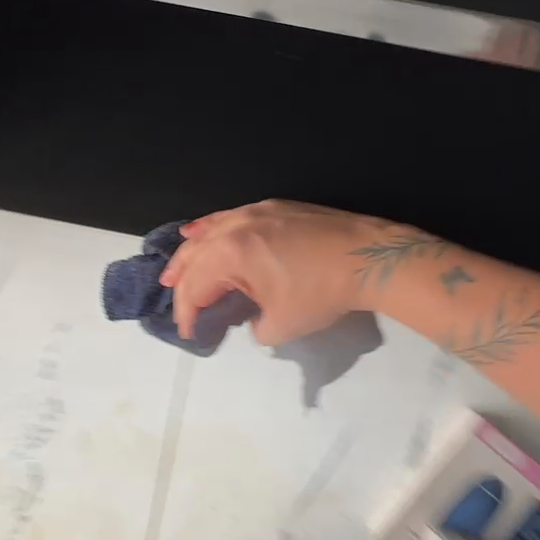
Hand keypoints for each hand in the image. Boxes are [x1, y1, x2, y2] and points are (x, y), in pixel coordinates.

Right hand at [161, 200, 396, 345]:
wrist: (366, 258)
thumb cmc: (321, 293)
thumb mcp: (281, 326)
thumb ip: (255, 326)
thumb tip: (253, 319)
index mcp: (230, 255)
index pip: (195, 287)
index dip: (188, 313)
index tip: (191, 333)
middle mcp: (235, 227)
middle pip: (194, 255)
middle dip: (180, 281)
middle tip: (173, 301)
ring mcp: (254, 212)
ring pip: (208, 231)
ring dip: (189, 252)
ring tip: (175, 268)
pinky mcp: (273, 207)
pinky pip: (229, 216)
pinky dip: (210, 227)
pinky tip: (201, 230)